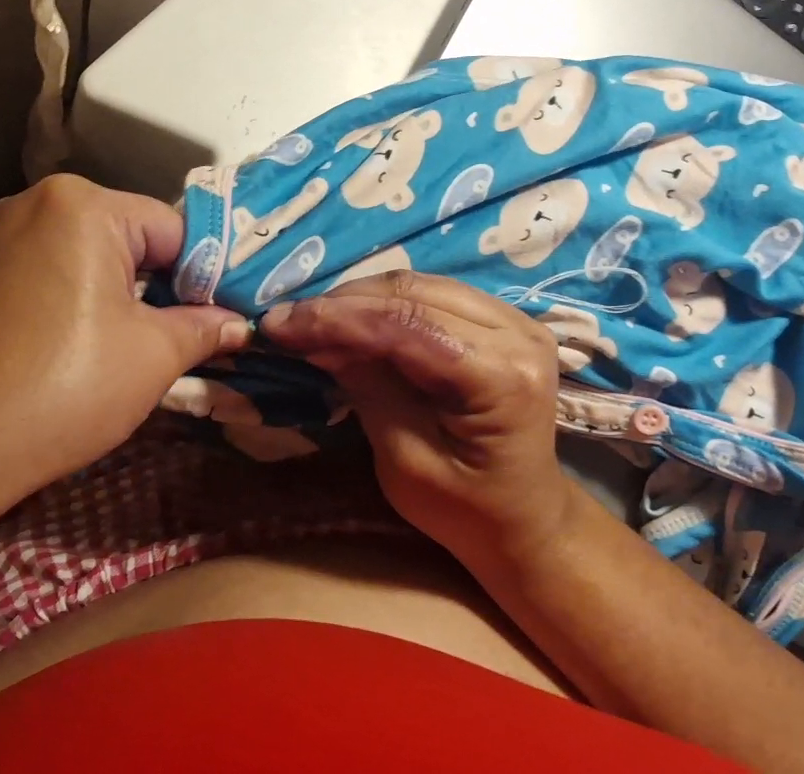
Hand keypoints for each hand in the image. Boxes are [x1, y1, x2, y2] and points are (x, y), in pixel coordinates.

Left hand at [0, 175, 249, 500]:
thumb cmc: (64, 388)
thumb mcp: (154, 356)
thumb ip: (205, 328)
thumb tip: (239, 324)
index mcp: (81, 204)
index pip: (172, 229)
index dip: (203, 277)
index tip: (219, 322)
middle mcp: (33, 203)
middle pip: (128, 239)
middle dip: (158, 288)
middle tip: (181, 341)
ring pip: (88, 259)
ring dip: (118, 299)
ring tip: (132, 353)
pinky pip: (48, 275)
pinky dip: (75, 304)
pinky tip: (78, 352)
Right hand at [259, 272, 573, 570]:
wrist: (524, 519)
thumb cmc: (465, 510)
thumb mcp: (405, 463)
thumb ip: (368, 389)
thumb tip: (316, 338)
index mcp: (503, 379)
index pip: (407, 327)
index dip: (337, 319)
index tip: (279, 324)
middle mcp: (519, 335)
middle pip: (415, 294)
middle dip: (343, 303)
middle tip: (287, 321)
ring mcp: (518, 320)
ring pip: (421, 284)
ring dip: (361, 298)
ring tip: (312, 319)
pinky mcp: (505, 318)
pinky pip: (434, 293)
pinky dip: (386, 303)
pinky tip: (352, 317)